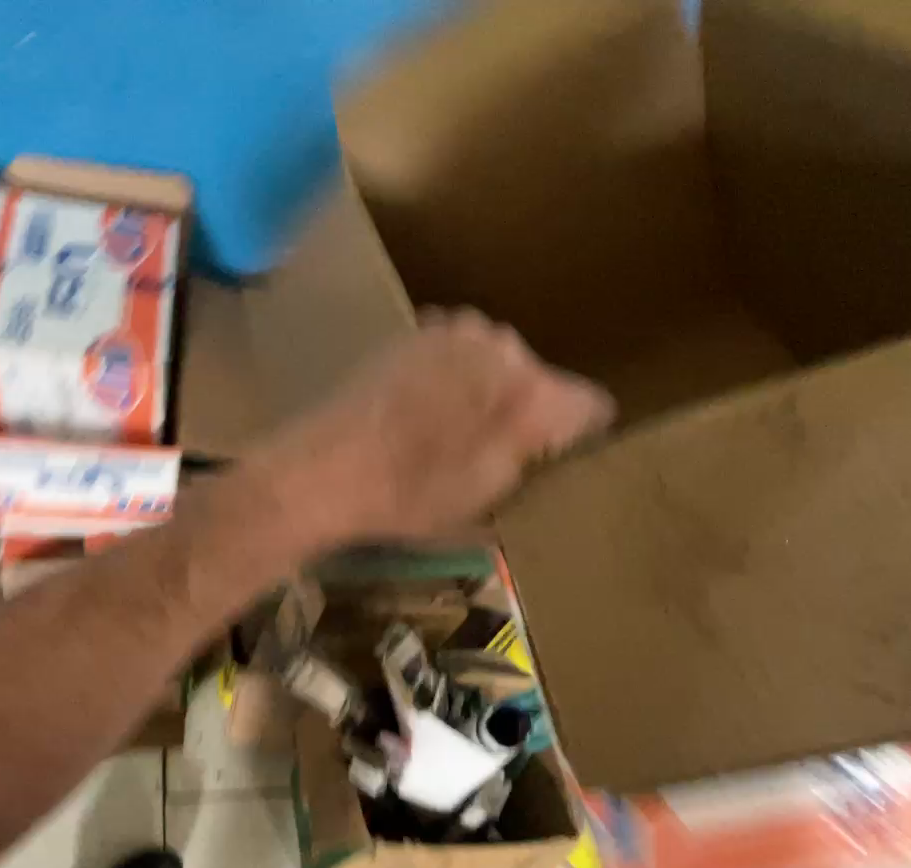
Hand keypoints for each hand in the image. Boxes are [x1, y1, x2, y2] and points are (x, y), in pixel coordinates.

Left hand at [257, 309, 614, 542]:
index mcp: (531, 390)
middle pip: (533, 376)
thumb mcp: (486, 490)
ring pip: (490, 361)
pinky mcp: (412, 334)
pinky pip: (452, 356)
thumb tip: (555, 421)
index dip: (580, 431)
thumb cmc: (410, 493)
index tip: (564, 452)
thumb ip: (532, 447)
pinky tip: (421, 413)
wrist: (324, 469)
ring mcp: (452, 330)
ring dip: (483, 389)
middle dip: (524, 407)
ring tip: (452, 433)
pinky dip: (448, 379)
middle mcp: (499, 346)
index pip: (586, 404)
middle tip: (496, 450)